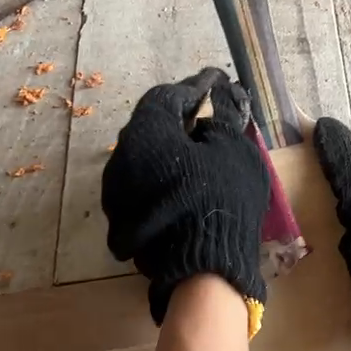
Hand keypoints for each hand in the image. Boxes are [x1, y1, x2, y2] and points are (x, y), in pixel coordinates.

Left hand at [103, 69, 269, 323]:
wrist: (202, 266)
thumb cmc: (222, 198)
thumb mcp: (234, 149)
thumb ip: (223, 119)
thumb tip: (217, 102)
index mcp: (146, 132)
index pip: (169, 97)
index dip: (196, 87)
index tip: (216, 83)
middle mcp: (121, 158)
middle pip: (151, 127)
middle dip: (179, 118)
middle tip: (207, 115)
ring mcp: (117, 193)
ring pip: (144, 159)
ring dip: (170, 150)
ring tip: (199, 152)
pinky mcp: (122, 222)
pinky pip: (144, 185)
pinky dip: (164, 176)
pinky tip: (186, 184)